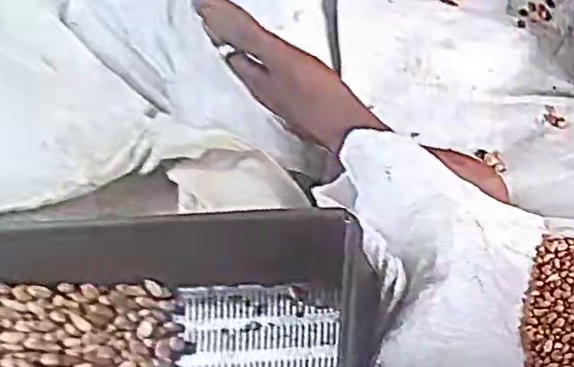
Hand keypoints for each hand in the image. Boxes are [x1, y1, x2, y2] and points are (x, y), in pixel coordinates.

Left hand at [196, 0, 386, 151]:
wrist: (367, 146)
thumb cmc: (330, 107)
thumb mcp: (284, 60)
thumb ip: (245, 34)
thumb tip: (206, 7)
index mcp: (262, 86)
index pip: (233, 56)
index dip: (225, 37)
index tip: (219, 22)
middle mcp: (277, 105)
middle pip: (253, 77)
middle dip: (248, 60)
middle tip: (242, 44)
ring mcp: (301, 120)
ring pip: (276, 93)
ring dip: (273, 80)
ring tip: (273, 67)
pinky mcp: (325, 129)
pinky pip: (302, 108)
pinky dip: (298, 97)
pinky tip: (306, 96)